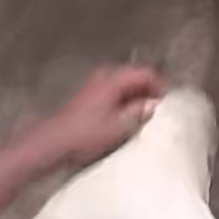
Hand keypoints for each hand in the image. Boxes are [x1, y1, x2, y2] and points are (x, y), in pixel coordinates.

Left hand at [37, 66, 164, 162]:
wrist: (50, 145)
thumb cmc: (86, 135)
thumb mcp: (119, 127)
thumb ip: (140, 112)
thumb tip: (153, 104)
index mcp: (115, 78)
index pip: (146, 73)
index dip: (160, 86)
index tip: (168, 102)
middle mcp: (105, 75)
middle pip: (135, 77)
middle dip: (148, 91)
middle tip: (157, 109)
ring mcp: (94, 84)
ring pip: (123, 85)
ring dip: (135, 97)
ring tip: (142, 116)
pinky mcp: (87, 96)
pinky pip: (113, 92)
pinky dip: (122, 101)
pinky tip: (124, 118)